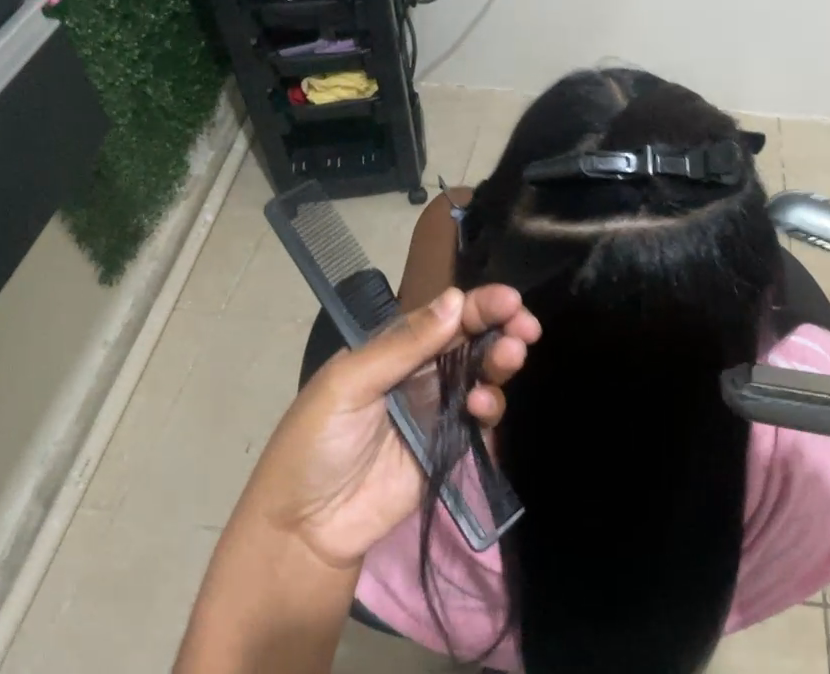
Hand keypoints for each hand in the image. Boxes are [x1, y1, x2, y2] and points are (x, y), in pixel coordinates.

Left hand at [176, 287, 538, 673]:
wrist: (304, 531)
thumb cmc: (314, 445)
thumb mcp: (349, 384)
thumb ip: (404, 345)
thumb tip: (456, 299)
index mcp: (390, 351)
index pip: (442, 317)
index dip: (478, 305)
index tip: (511, 300)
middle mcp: (418, 375)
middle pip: (470, 341)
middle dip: (501, 328)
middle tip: (526, 327)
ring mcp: (435, 412)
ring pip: (481, 375)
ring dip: (500, 361)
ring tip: (510, 357)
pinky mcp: (449, 448)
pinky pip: (479, 419)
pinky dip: (489, 406)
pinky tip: (482, 405)